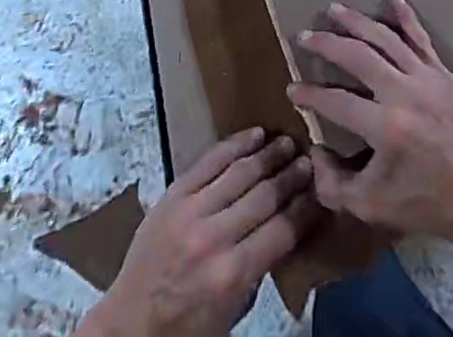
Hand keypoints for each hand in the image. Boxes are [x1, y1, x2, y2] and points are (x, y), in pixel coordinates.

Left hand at [76, 128, 318, 336]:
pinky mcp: (172, 197)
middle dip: (294, 175)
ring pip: (241, 172)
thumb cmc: (188, 327)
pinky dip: (235, 144)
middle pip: (266, 195)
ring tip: (288, 142)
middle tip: (311, 160)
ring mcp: (190, 213)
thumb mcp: (235, 308)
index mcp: (233, 274)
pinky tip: (255, 134)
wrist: (129, 328)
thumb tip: (292, 222)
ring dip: (269, 154)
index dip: (308, 205)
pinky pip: (209, 161)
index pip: (285, 228)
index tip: (322, 188)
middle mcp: (214, 239)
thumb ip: (263, 264)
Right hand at [287, 0, 452, 245]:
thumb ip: (331, 183)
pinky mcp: (443, 75)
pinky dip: (406, 17)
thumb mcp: (369, 206)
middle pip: (359, 57)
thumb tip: (315, 150)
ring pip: (388, 40)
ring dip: (358, 22)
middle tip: (305, 35)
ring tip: (335, 8)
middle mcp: (406, 94)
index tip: (291, 89)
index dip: (309, 95)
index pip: (337, 102)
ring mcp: (428, 79)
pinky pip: (422, 39)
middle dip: (328, 44)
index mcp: (387, 128)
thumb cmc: (422, 203)